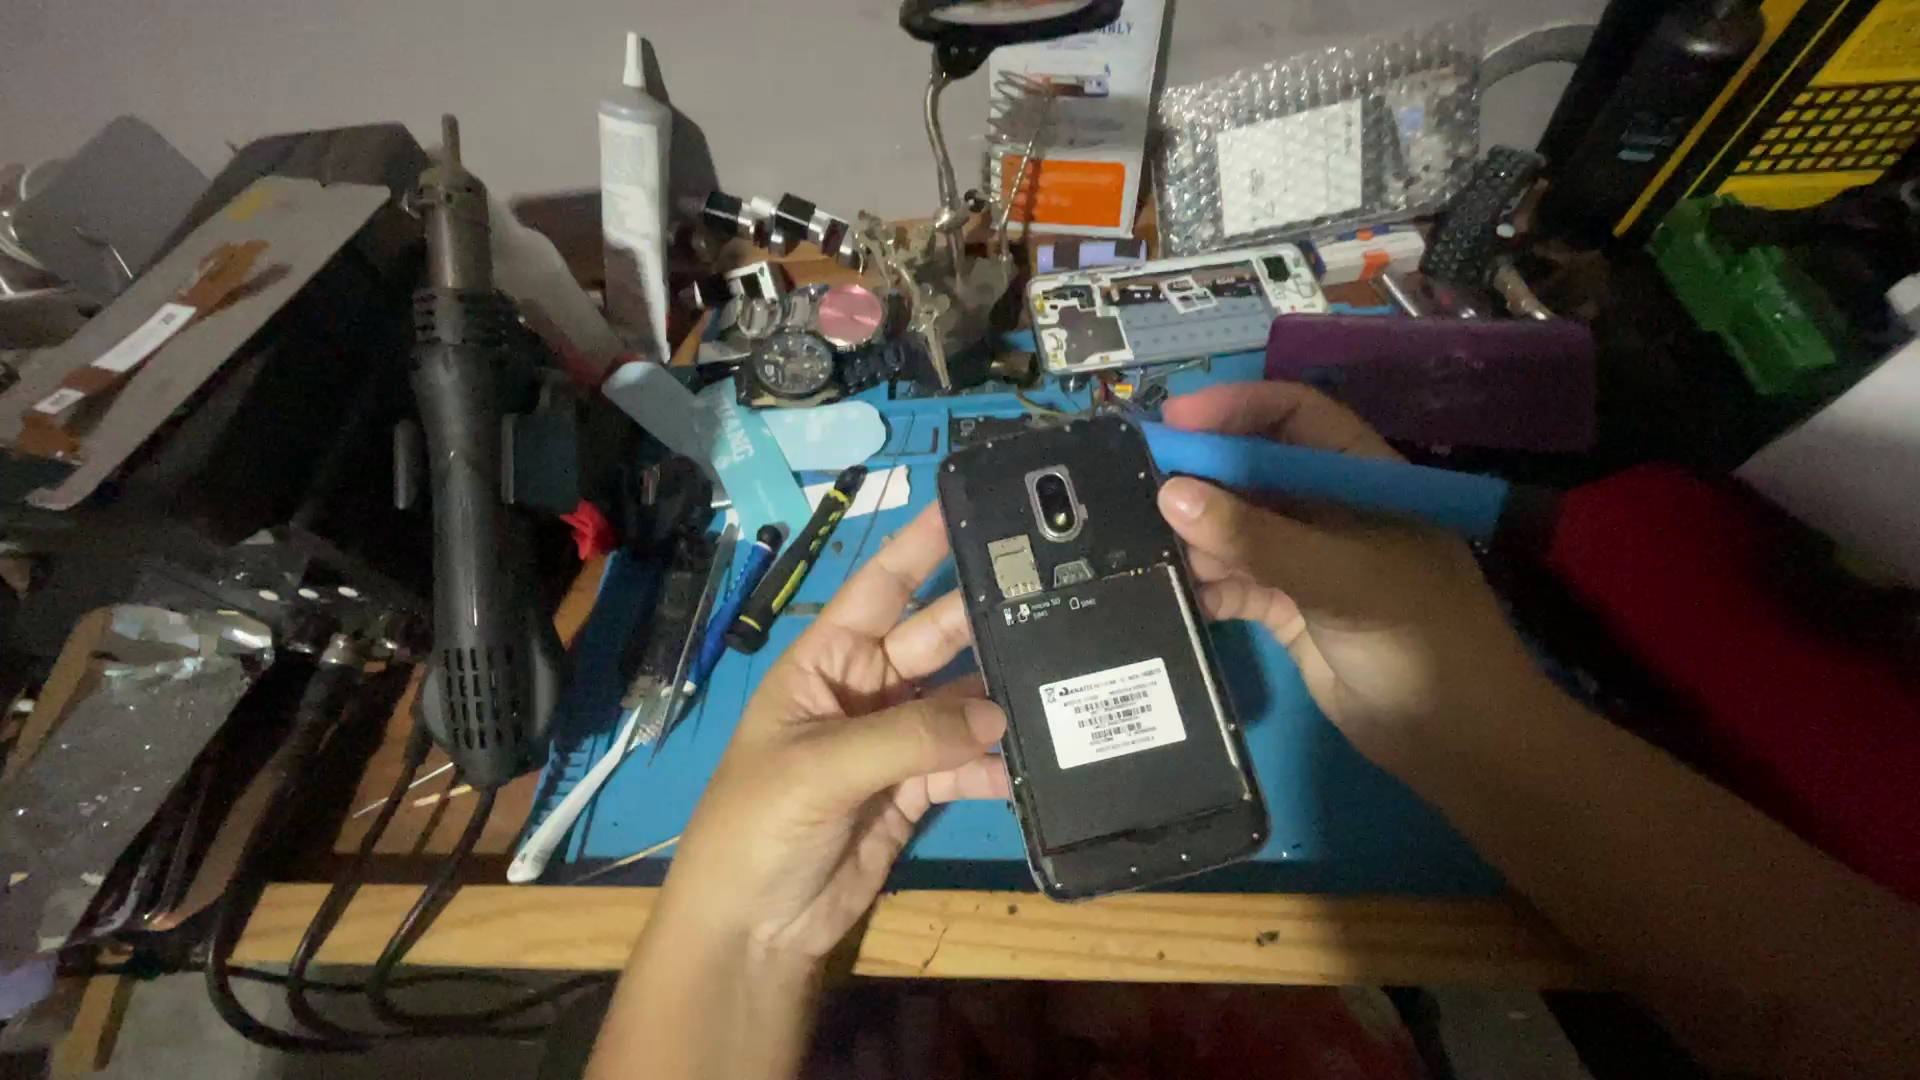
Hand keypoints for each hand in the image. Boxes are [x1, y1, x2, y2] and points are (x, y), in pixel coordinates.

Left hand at [654, 503, 1007, 964]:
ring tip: (1054, 687)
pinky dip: (992, 767)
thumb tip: (995, 714)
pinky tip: (1024, 770)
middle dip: (981, 619)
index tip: (967, 508)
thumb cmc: (757, 825)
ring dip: (998, 700)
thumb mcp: (819, 766)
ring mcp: (896, 737)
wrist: (752, 927)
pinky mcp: (918, 788)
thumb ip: (908, 736)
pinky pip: (964, 764)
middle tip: (1047, 595)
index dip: (920, 545)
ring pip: (959, 701)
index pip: (880, 586)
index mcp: (826, 659)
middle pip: (934, 638)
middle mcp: (866, 686)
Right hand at [1155, 382, 1546, 767]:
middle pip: (1251, 471)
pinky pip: (1230, 580)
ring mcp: (1303, 558)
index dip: (1235, 408)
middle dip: (1201, 479)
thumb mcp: (1339, 576)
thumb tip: (1171, 494)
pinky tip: (1184, 596)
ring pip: (1233, 528)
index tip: (1172, 421)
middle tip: (1142, 490)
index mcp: (1360, 478)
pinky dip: (1205, 585)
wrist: (1454, 740)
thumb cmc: (1420, 638)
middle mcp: (1326, 509)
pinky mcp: (1283, 604)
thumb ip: (1255, 536)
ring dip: (1198, 539)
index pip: (1294, 417)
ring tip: (1160, 553)